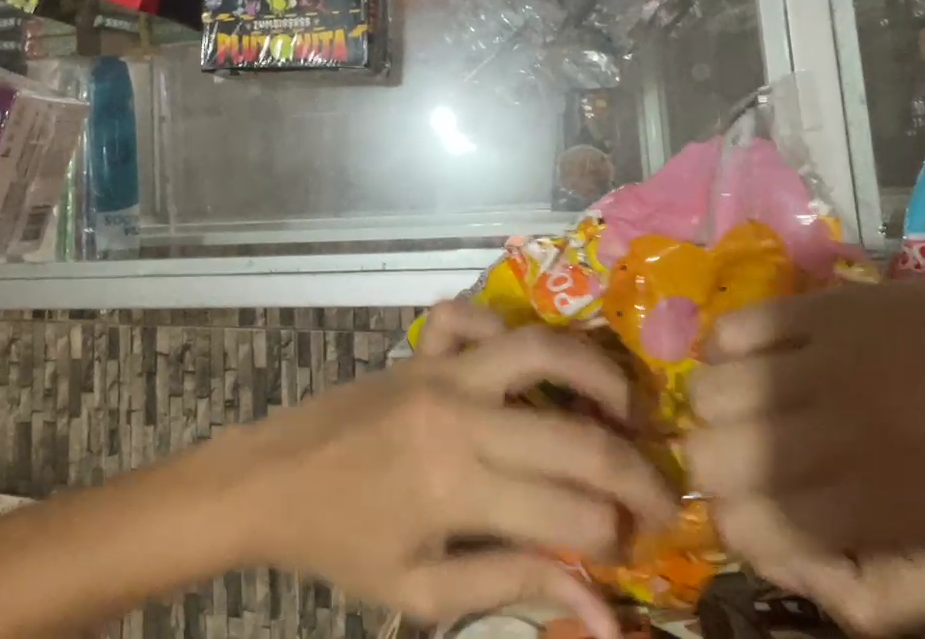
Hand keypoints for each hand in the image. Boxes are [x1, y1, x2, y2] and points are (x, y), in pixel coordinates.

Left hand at [220, 301, 678, 638]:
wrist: (266, 480)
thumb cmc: (339, 544)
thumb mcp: (419, 591)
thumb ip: (513, 588)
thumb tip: (609, 620)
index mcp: (456, 490)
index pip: (574, 514)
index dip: (618, 539)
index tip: (630, 551)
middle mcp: (458, 418)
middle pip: (578, 435)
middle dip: (637, 473)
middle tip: (658, 497)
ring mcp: (438, 371)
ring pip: (539, 348)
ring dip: (598, 373)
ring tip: (624, 409)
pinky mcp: (419, 350)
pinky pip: (471, 316)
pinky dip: (506, 327)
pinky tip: (523, 363)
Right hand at [684, 279, 924, 560]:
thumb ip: (875, 596)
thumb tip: (788, 566)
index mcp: (872, 512)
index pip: (742, 528)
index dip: (741, 523)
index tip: (766, 507)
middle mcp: (834, 438)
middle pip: (705, 458)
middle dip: (717, 464)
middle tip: (752, 453)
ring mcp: (821, 364)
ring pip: (703, 390)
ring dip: (719, 405)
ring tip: (756, 402)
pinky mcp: (819, 308)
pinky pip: (729, 329)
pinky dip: (729, 349)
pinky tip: (763, 358)